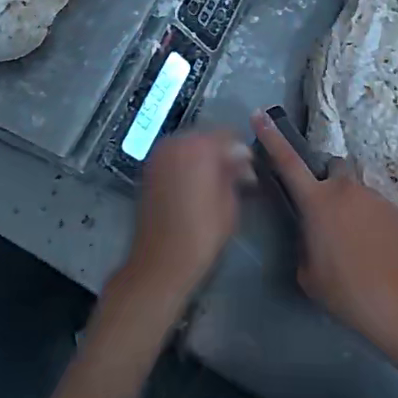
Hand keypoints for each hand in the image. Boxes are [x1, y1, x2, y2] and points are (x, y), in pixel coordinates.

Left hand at [123, 130, 249, 301]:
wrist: (160, 263)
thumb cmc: (202, 234)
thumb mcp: (230, 201)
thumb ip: (236, 171)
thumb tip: (241, 158)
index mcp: (199, 146)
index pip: (230, 135)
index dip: (243, 152)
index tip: (249, 170)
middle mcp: (175, 143)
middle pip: (208, 137)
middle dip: (222, 152)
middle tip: (236, 176)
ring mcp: (158, 155)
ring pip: (190, 146)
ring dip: (204, 158)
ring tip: (215, 183)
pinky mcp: (148, 169)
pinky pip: (175, 157)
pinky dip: (187, 165)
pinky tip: (196, 186)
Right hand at [251, 110, 397, 352]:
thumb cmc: (345, 290)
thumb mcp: (308, 272)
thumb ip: (305, 242)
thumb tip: (314, 233)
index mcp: (317, 202)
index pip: (288, 162)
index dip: (272, 138)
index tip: (261, 115)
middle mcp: (346, 190)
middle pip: (333, 168)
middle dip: (326, 180)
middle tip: (325, 211)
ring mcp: (374, 196)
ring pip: (355, 189)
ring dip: (349, 204)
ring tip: (353, 241)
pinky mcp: (395, 209)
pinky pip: (374, 206)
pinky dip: (368, 219)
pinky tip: (373, 248)